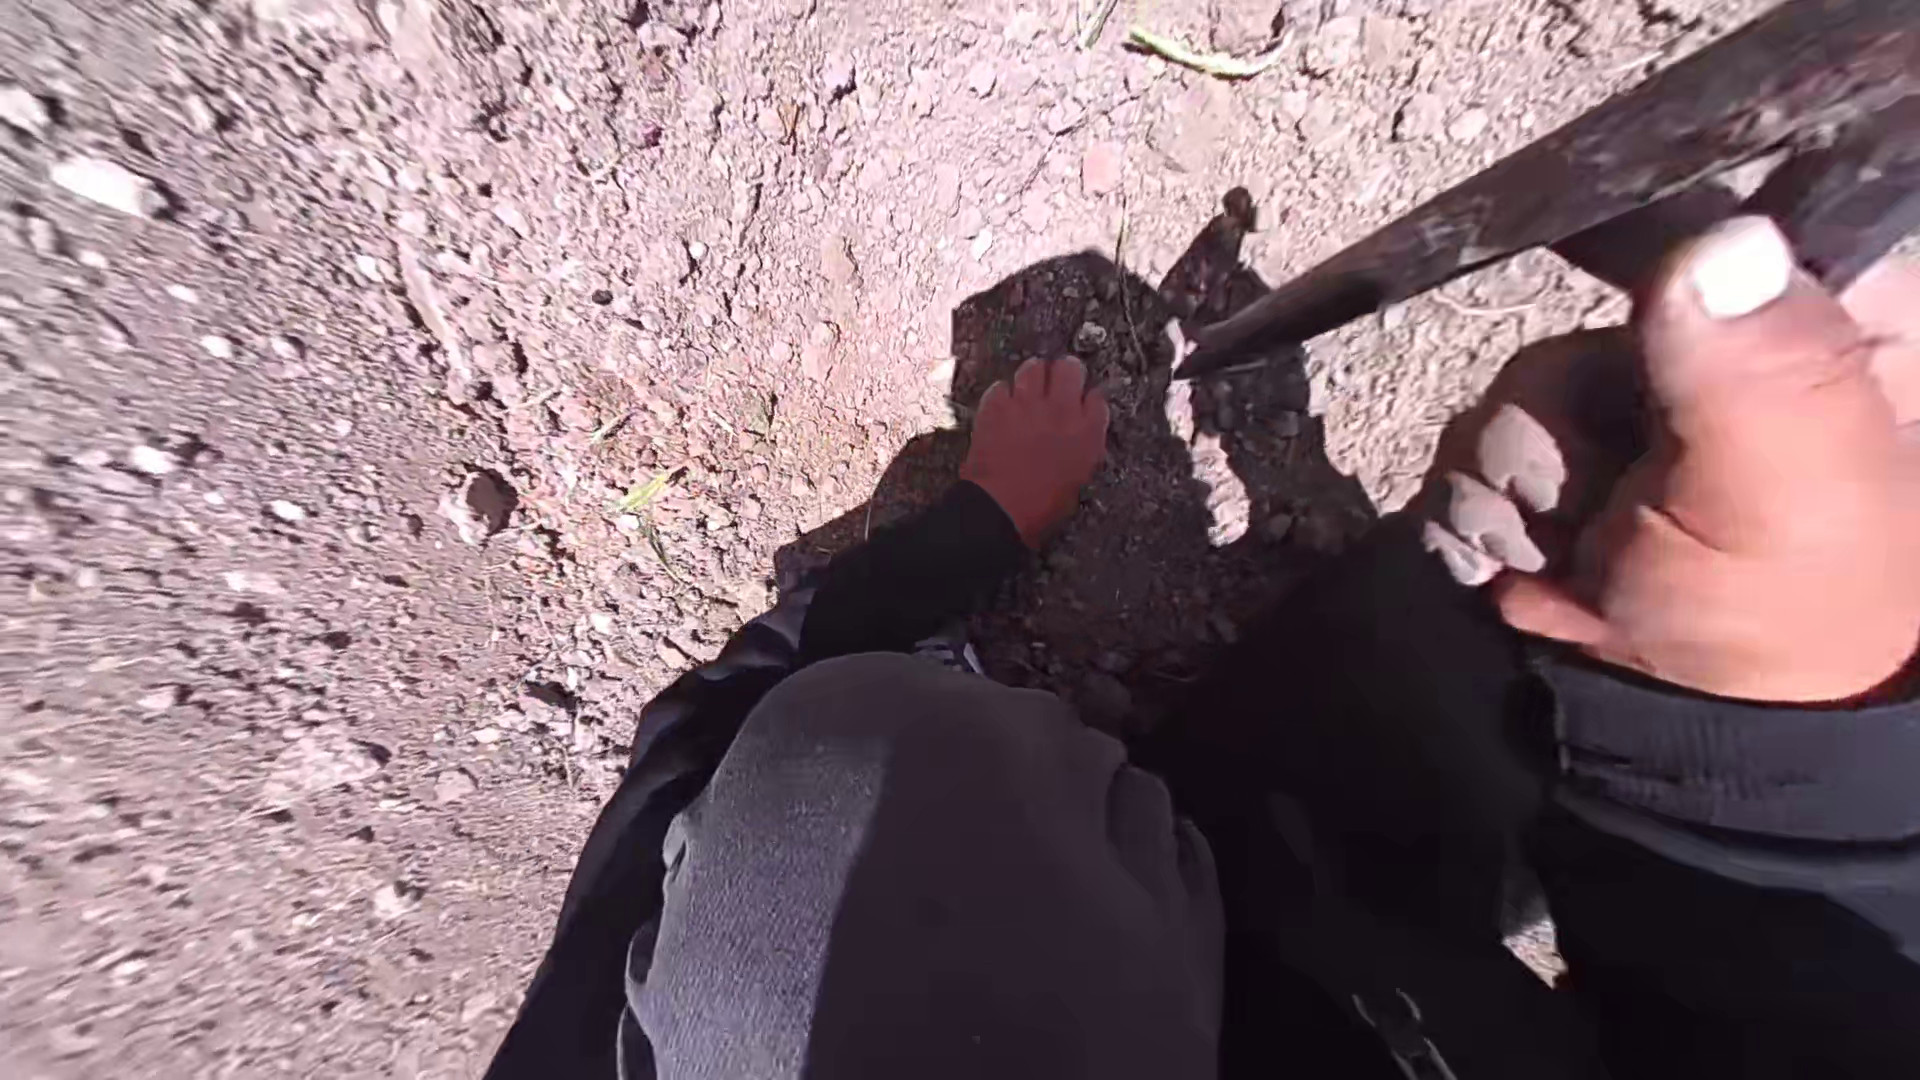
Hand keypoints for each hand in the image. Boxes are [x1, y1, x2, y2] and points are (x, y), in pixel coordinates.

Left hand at [960, 355, 1110, 548]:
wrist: (1000, 507)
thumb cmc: (1042, 506)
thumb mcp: (1077, 481)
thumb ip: (1083, 449)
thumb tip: (1080, 436)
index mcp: (1087, 432)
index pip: (1098, 398)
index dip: (1088, 399)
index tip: (1081, 404)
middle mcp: (1061, 409)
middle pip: (1069, 368)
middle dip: (1063, 373)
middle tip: (1055, 385)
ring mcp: (1027, 404)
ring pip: (1034, 367)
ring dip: (1032, 375)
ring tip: (1028, 388)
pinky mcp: (996, 406)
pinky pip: (1001, 386)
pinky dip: (1002, 394)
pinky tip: (1002, 406)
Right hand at [1427, 217, 1919, 701]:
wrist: (1662, 684)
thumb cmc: (1772, 599)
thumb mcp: (1791, 490)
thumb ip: (1758, 371)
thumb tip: (1715, 244)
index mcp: (1793, 335)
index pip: (1724, 236)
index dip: (1650, 239)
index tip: (1586, 252)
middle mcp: (1673, 362)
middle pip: (1555, 350)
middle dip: (1553, 440)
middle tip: (1605, 505)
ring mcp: (1577, 416)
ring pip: (1488, 415)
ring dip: (1510, 494)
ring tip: (1564, 546)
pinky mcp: (1510, 463)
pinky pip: (1451, 465)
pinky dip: (1475, 517)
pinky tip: (1522, 552)